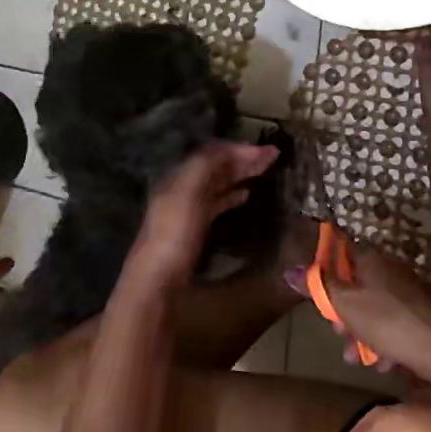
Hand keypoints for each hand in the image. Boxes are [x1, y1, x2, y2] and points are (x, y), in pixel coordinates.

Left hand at [124, 142, 279, 291]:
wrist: (156, 283)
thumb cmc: (173, 236)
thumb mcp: (187, 194)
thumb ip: (205, 166)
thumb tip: (234, 149)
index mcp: (179, 178)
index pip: (213, 153)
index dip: (240, 148)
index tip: (270, 151)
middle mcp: (182, 189)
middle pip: (216, 167)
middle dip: (244, 159)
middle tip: (274, 157)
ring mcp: (187, 210)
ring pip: (218, 184)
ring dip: (241, 175)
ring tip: (264, 172)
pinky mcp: (194, 229)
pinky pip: (216, 203)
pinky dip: (233, 195)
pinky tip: (246, 196)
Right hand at [319, 247, 430, 367]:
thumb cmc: (387, 321)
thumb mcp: (346, 304)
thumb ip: (320, 287)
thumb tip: (290, 270)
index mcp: (372, 260)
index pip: (341, 256)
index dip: (327, 277)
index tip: (320, 300)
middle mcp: (390, 271)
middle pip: (355, 288)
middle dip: (344, 316)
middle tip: (340, 336)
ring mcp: (407, 294)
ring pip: (372, 312)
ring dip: (361, 336)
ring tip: (358, 358)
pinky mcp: (419, 317)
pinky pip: (392, 327)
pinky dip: (384, 344)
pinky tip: (383, 364)